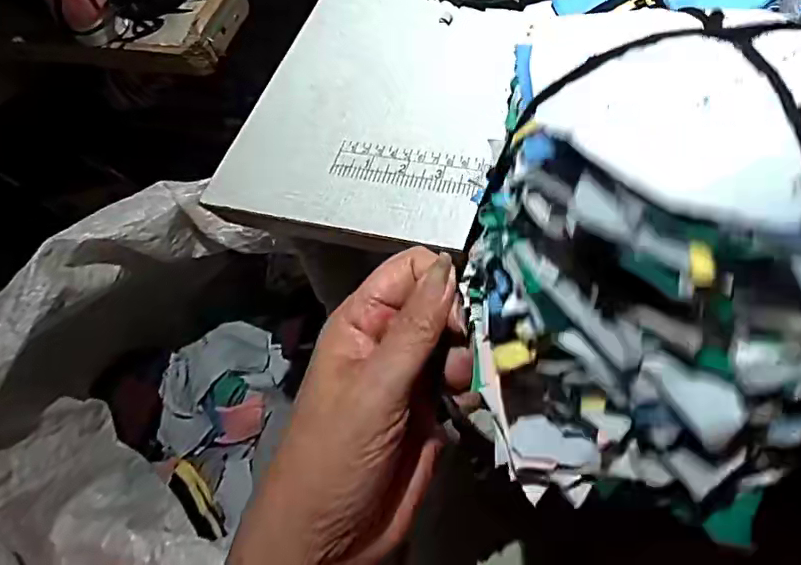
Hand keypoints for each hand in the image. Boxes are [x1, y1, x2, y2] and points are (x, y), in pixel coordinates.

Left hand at [231, 248, 475, 564]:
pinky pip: (467, 375)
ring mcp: (415, 372)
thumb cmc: (333, 459)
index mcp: (365, 321)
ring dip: (468, 359)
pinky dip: (472, 387)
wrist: (328, 548)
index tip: (457, 314)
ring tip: (455, 391)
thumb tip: (450, 264)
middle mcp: (392, 338)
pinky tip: (462, 408)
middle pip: (446, 301)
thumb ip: (417, 326)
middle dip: (462, 325)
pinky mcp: (436, 403)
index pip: (413, 269)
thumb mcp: (375, 388)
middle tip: (458, 358)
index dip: (441, 280)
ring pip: (462, 338)